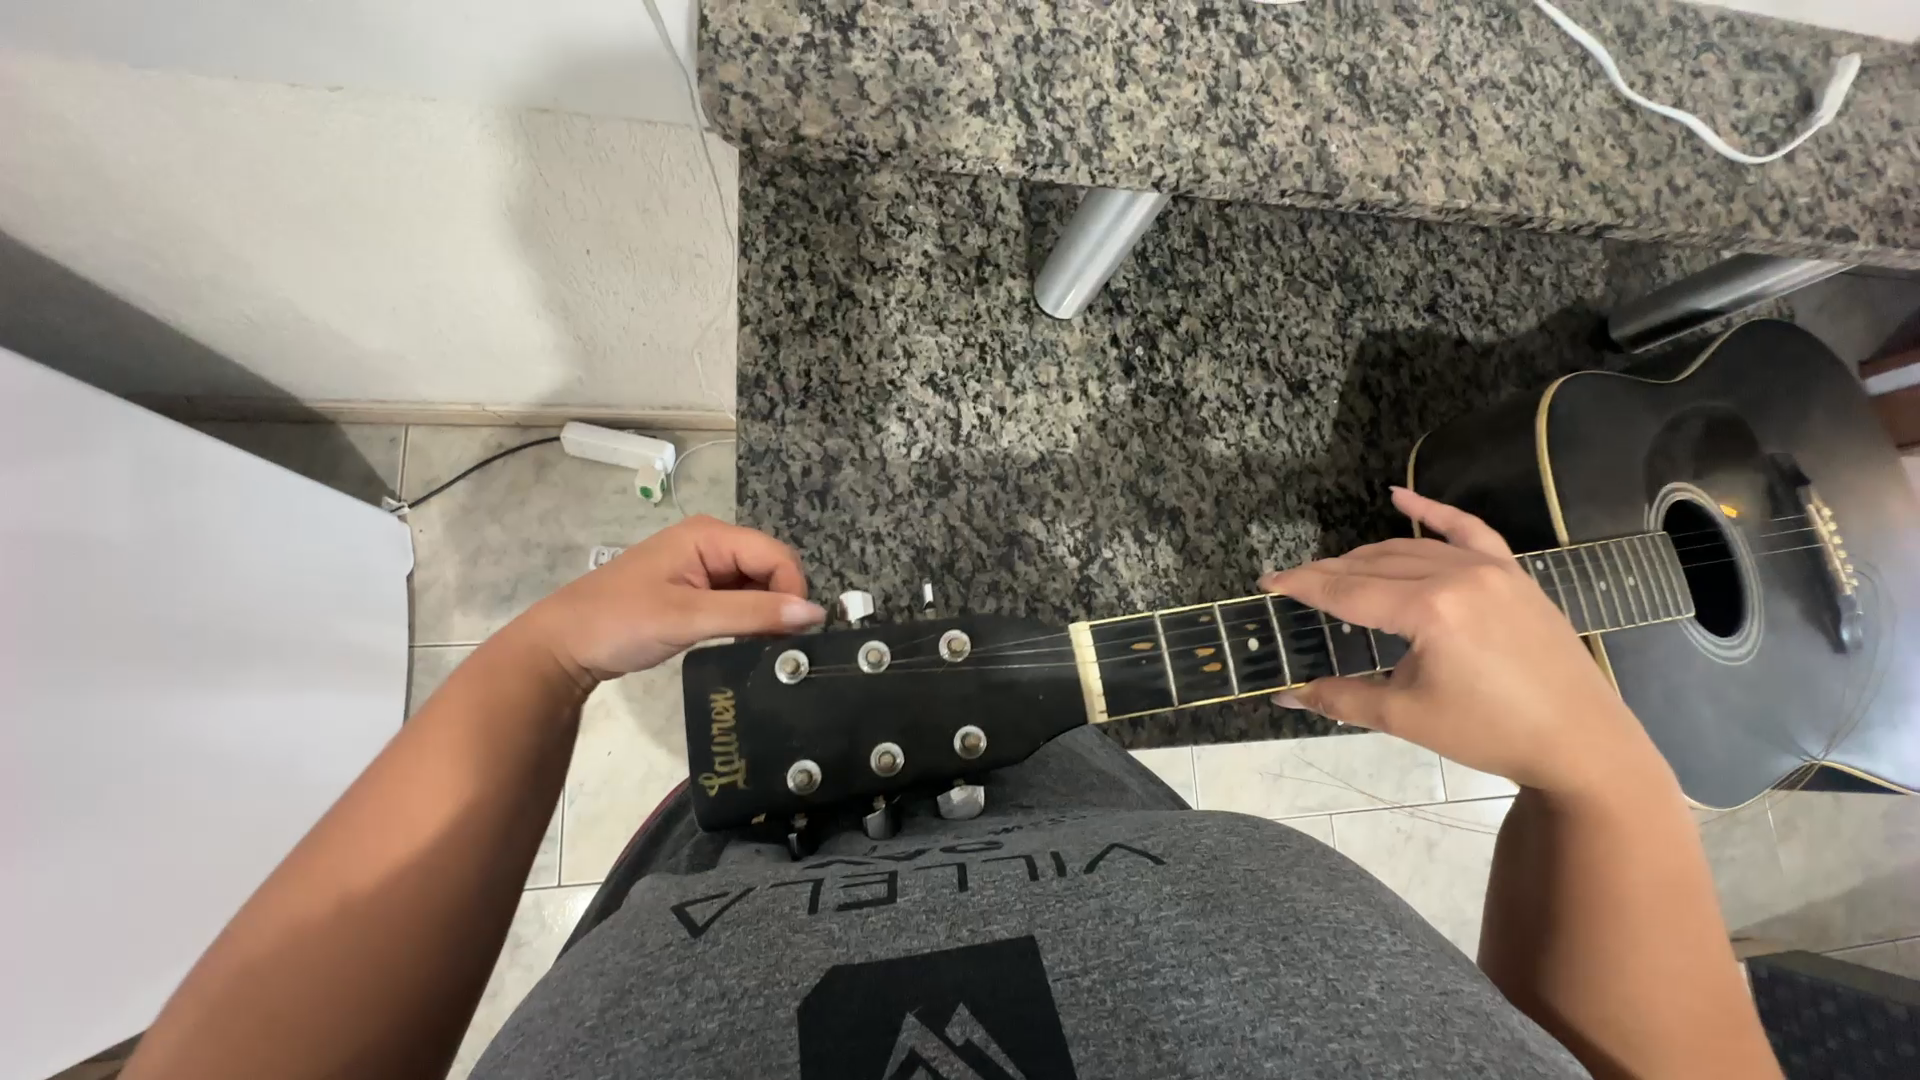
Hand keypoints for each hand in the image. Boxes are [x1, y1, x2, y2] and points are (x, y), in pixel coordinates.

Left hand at [514, 515, 825, 685]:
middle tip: (780, 646)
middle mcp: (712, 543)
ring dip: (765, 614)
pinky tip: (745, 643)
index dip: (792, 591)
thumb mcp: (690, 617)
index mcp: (710, 535)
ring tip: (764, 648)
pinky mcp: (697, 592)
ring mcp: (703, 567)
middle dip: (781, 603)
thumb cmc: (622, 623)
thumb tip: (815, 613)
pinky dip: (748, 620)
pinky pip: (739, 600)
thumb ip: (753, 613)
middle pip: (770, 568)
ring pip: (757, 586)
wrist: (563, 646)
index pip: (776, 556)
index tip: (795, 635)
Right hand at [1260, 487, 1664, 796]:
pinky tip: (1399, 493)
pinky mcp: (1513, 574)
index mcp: (1429, 611)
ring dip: (1363, 556)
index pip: (1347, 590)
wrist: (1584, 744)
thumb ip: (1340, 697)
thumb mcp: (1406, 716)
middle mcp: (1457, 576)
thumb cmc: (1490, 733)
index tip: (1266, 582)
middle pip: (1372, 565)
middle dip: (1326, 573)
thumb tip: (1284, 694)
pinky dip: (1431, 510)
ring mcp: (1490, 569)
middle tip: (1291, 584)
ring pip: (1408, 548)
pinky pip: (1467, 529)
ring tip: (1331, 571)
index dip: (1302, 586)